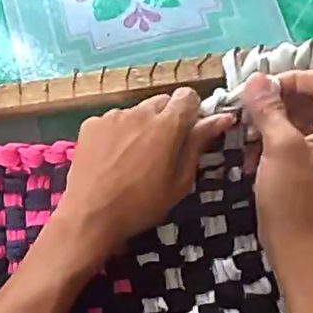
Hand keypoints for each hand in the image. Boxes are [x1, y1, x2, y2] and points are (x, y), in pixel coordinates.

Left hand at [44, 88, 235, 264]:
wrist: (90, 216)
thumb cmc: (141, 205)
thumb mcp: (179, 181)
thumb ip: (198, 144)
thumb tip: (222, 117)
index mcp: (167, 125)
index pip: (188, 96)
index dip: (191, 112)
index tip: (188, 132)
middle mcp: (139, 112)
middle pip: (162, 101)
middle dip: (166, 119)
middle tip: (161, 150)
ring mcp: (112, 116)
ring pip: (135, 112)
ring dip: (140, 126)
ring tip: (132, 159)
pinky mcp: (90, 125)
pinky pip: (111, 121)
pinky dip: (115, 134)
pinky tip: (110, 159)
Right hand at [238, 71, 312, 264]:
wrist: (294, 245)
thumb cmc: (293, 197)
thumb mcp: (280, 148)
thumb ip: (269, 110)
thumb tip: (256, 79)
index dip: (288, 80)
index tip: (257, 90)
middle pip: (306, 99)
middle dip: (273, 104)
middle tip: (244, 112)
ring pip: (293, 119)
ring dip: (266, 124)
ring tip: (244, 137)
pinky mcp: (307, 163)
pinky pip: (287, 139)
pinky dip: (267, 142)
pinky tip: (250, 158)